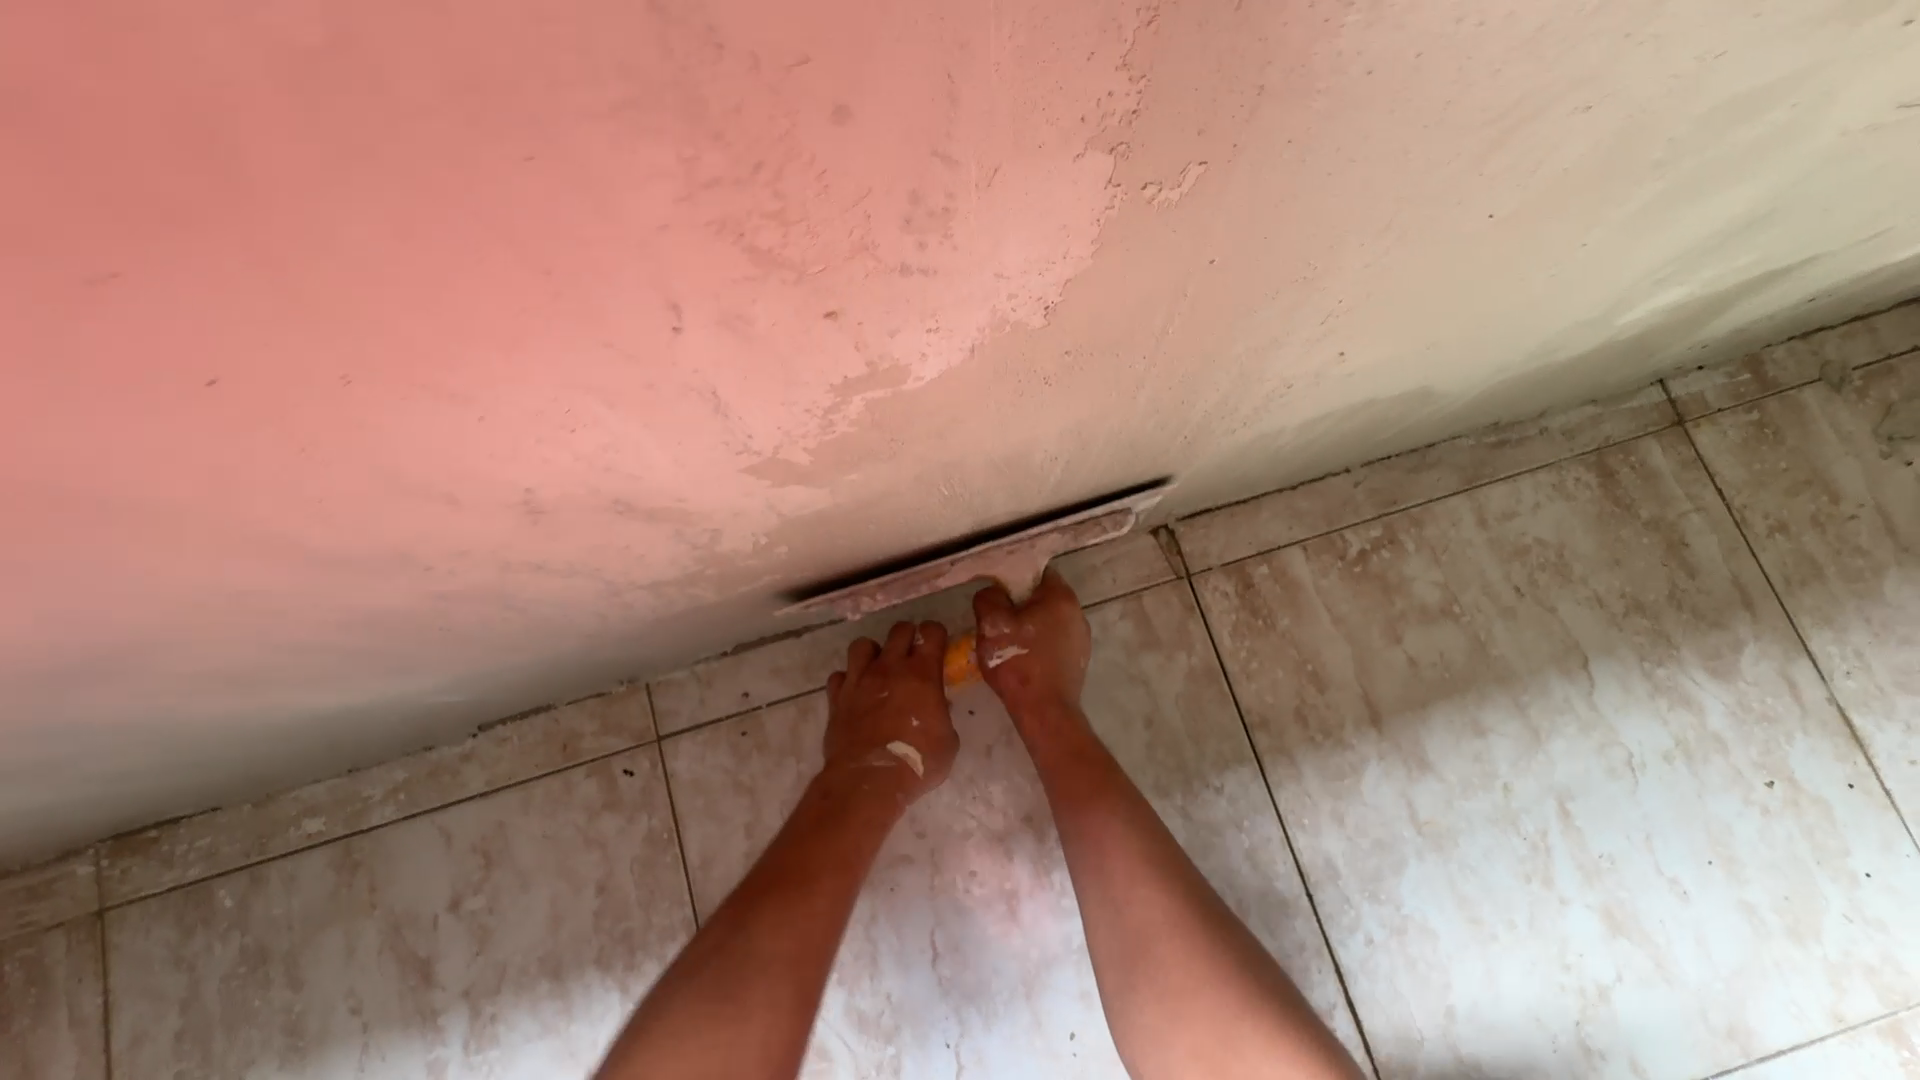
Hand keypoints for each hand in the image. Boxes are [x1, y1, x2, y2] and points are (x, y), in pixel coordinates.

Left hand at [822, 621, 959, 804]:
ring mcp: (859, 680)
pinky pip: (839, 676)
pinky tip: (855, 694)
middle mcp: (889, 668)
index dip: (935, 634)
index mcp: (922, 673)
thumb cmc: (917, 762)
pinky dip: (847, 681)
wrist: (869, 778)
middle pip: (899, 630)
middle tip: (911, 655)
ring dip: (873, 653)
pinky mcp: (837, 697)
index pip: (931, 632)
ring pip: (862, 645)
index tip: (937, 645)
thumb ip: (942, 715)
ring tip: (878, 669)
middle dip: (908, 637)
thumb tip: (936, 708)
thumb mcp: (948, 740)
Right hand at [971, 569, 1091, 732]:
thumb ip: (988, 598)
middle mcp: (1077, 613)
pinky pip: (1054, 643)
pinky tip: (1024, 662)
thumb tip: (993, 593)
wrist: (1044, 711)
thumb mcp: (991, 625)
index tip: (998, 593)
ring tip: (1008, 644)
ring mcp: (1081, 638)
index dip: (1015, 578)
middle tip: (998, 620)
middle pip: (1044, 598)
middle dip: (1021, 605)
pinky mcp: (1078, 660)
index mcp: (1061, 597)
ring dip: (1030, 628)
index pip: (1038, 571)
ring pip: (1049, 622)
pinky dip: (1039, 646)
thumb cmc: (1018, 663)